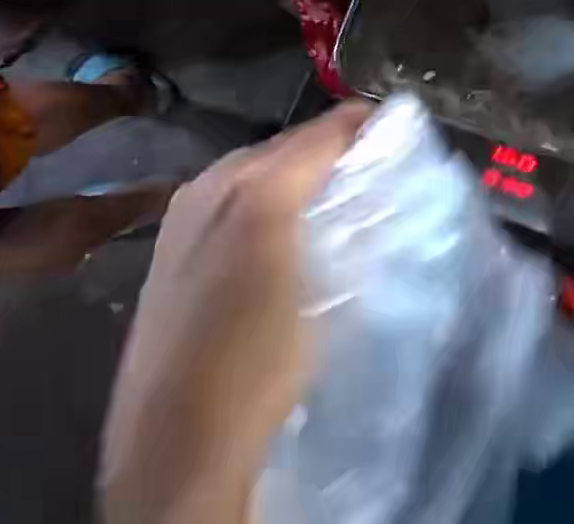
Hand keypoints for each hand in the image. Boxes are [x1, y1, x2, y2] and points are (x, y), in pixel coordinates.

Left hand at [100, 101, 372, 523]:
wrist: (177, 446)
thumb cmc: (262, 362)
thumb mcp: (330, 288)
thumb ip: (358, 221)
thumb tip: (384, 181)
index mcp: (257, 185)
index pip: (327, 130)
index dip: (368, 127)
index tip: (402, 135)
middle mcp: (215, 181)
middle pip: (293, 142)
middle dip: (336, 148)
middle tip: (377, 167)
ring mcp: (186, 209)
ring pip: (263, 163)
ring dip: (304, 169)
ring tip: (341, 191)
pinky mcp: (170, 239)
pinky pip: (233, 189)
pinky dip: (270, 191)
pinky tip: (289, 223)